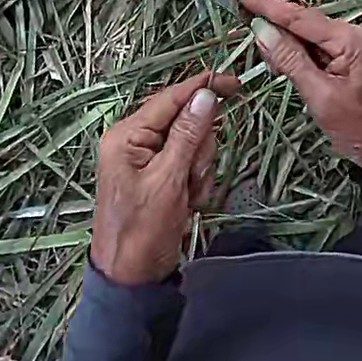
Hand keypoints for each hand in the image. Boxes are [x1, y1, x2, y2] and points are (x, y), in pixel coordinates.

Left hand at [91, 71, 241, 284]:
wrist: (131, 277)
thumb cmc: (142, 231)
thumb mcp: (169, 180)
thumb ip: (188, 135)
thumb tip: (206, 95)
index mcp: (127, 134)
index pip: (170, 98)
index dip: (202, 87)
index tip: (234, 83)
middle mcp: (134, 140)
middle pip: (185, 120)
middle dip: (199, 148)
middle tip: (193, 176)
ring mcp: (146, 158)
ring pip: (192, 142)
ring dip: (199, 168)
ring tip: (188, 194)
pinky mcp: (159, 174)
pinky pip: (189, 162)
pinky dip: (196, 180)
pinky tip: (188, 201)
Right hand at [235, 0, 361, 172]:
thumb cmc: (359, 128)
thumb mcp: (319, 95)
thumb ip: (290, 60)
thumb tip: (262, 30)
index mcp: (349, 40)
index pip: (299, 16)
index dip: (265, 5)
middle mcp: (350, 35)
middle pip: (301, 22)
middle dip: (272, 28)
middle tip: (247, 35)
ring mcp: (349, 46)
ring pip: (304, 35)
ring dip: (282, 45)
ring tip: (272, 66)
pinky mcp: (345, 59)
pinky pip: (312, 49)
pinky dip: (294, 55)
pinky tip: (284, 68)